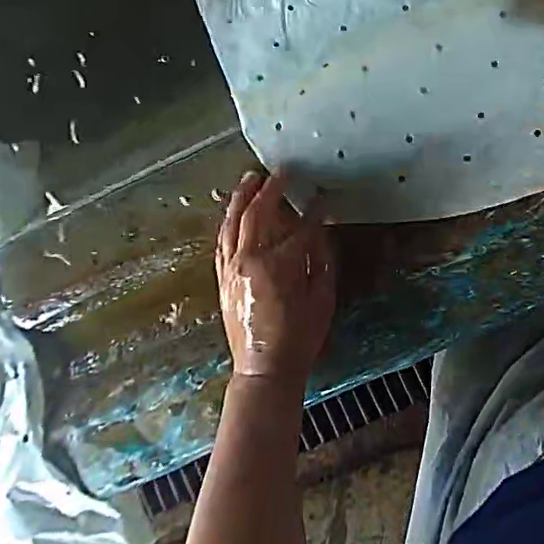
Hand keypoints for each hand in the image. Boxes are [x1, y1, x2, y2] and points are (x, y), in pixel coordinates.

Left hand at [216, 171, 335, 381]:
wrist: (264, 370)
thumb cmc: (299, 337)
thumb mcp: (322, 298)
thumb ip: (321, 259)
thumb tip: (322, 230)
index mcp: (277, 265)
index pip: (298, 227)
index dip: (312, 211)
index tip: (321, 198)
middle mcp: (249, 260)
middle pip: (256, 214)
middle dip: (269, 189)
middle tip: (279, 173)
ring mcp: (231, 269)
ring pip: (232, 223)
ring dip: (241, 198)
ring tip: (250, 180)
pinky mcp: (222, 279)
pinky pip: (222, 242)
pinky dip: (229, 222)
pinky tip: (234, 213)